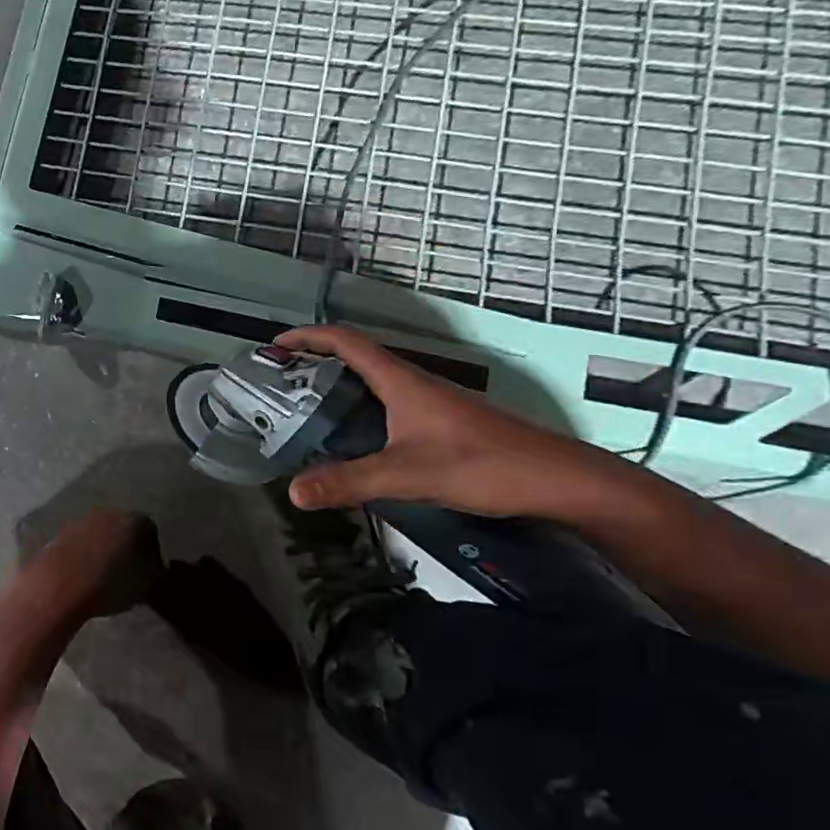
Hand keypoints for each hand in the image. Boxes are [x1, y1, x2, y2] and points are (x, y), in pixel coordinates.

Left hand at [23, 510, 164, 617]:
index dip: (150, 549)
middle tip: (122, 570)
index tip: (147, 568)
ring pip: (95, 533)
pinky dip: (77, 555)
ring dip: (98, 548)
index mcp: (134, 522)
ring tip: (96, 575)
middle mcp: (108, 513)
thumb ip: (157, 574)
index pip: (149, 529)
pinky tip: (76, 576)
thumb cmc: (109, 586)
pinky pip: (74, 543)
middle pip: (120, 526)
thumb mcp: (146, 587)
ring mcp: (80, 521)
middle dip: (122, 544)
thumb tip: (159, 569)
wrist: (58, 587)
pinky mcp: (57, 534)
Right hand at [279, 326, 670, 522]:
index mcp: (400, 380)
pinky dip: (360, 406)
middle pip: (355, 356)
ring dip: (337, 384)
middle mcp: (412, 381)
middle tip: (282, 382)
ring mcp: (429, 401)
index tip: (276, 345)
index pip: (345, 341)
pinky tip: (355, 437)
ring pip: (373, 380)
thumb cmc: (480, 464)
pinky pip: (388, 401)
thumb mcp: (407, 474)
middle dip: (315, 361)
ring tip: (306, 408)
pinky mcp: (441, 420)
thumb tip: (293, 492)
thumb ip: (349, 481)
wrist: (553, 478)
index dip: (308, 337)